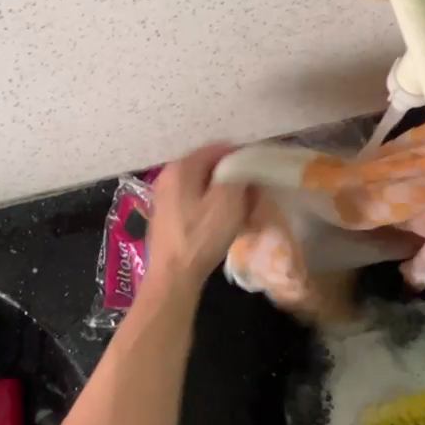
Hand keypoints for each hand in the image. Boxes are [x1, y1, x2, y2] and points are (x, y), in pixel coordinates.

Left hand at [144, 143, 254, 292]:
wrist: (173, 276)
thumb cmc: (201, 237)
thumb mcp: (228, 202)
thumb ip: (238, 176)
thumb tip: (243, 166)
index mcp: (182, 167)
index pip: (218, 148)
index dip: (242, 158)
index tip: (259, 173)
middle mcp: (168, 176)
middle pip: (209, 168)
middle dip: (233, 179)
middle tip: (253, 196)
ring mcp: (165, 197)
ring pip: (203, 187)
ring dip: (225, 196)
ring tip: (242, 213)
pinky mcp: (167, 216)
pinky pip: (195, 202)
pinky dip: (212, 208)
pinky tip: (224, 224)